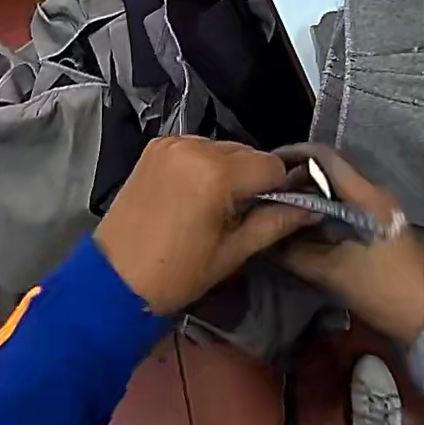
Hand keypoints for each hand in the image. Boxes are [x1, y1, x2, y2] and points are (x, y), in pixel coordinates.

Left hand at [96, 136, 315, 312]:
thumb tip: (312, 209)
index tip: (270, 212)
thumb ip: (275, 223)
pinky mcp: (157, 147)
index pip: (272, 165)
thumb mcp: (232, 253)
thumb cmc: (176, 274)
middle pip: (248, 153)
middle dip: (253, 179)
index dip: (279, 189)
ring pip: (224, 148)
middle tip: (240, 213)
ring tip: (214, 204)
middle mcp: (195, 147)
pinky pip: (198, 147)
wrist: (111, 281)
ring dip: (230, 170)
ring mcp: (172, 144)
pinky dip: (204, 164)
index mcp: (216, 174)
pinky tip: (194, 191)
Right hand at [273, 144, 423, 342]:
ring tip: (280, 206)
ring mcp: (380, 207)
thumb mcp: (331, 273)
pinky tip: (303, 223)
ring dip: (309, 193)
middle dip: (298, 176)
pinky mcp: (380, 222)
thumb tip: (263, 239)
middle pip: (331, 169)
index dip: (295, 154)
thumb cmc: (380, 289)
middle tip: (269, 191)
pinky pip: (346, 202)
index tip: (269, 164)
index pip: (326, 157)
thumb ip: (293, 253)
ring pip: (337, 187)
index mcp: (365, 196)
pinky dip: (323, 206)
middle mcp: (374, 193)